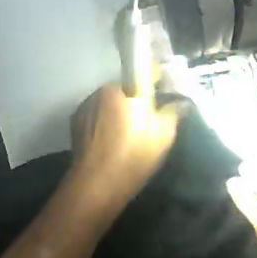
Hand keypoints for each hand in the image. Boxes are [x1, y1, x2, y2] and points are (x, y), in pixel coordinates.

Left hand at [66, 85, 181, 210]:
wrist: (96, 183)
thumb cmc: (133, 156)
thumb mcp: (163, 135)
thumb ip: (173, 113)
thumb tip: (182, 102)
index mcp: (122, 88)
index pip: (143, 73)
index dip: (156, 81)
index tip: (164, 91)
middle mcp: (101, 90)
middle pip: (125, 91)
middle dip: (135, 102)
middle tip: (146, 123)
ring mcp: (85, 105)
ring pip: (108, 103)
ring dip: (117, 112)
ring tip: (126, 136)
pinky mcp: (75, 122)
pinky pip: (95, 115)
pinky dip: (103, 123)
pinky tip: (109, 141)